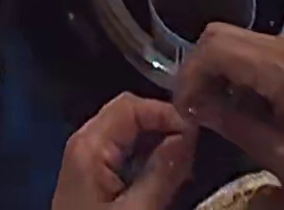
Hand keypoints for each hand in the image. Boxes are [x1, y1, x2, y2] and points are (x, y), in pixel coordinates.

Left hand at [52, 94, 196, 209]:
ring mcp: (85, 158)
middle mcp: (85, 141)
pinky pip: (120, 151)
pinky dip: (144, 155)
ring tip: (187, 161)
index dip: (164, 112)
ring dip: (155, 139)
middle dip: (161, 123)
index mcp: (90, 143)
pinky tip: (168, 174)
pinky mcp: (91, 176)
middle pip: (126, 113)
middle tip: (195, 146)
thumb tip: (188, 135)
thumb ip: (162, 173)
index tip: (198, 130)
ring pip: (124, 131)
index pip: (130, 107)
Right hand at [173, 25, 283, 209]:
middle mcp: (282, 47)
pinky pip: (248, 50)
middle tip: (191, 106)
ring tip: (208, 107)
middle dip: (197, 67)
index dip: (190, 75)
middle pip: (218, 34)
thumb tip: (196, 109)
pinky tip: (234, 103)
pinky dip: (231, 70)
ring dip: (212, 67)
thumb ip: (236, 128)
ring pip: (230, 38)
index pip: (215, 49)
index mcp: (281, 68)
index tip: (182, 109)